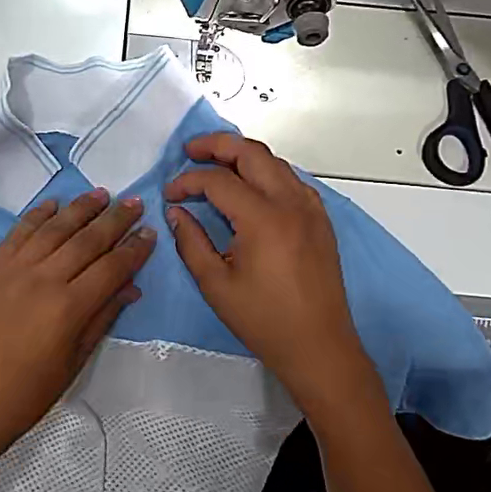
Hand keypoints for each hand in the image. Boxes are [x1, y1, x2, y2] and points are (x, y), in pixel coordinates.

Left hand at [0, 188, 155, 491]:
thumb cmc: (25, 395)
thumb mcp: (73, 363)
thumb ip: (101, 319)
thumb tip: (130, 287)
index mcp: (68, 308)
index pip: (112, 267)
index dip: (134, 249)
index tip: (150, 232)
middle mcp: (43, 279)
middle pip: (87, 240)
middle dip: (115, 219)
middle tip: (135, 202)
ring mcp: (13, 269)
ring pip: (54, 228)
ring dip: (80, 208)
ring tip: (101, 194)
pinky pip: (18, 233)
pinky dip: (38, 215)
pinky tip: (54, 204)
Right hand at [163, 134, 381, 419]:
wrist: (319, 346)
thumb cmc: (264, 320)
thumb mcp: (216, 284)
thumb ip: (192, 241)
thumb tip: (177, 212)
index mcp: (263, 218)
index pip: (218, 180)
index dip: (188, 181)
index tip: (170, 194)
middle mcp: (290, 203)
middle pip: (251, 153)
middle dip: (217, 145)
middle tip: (190, 151)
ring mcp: (311, 208)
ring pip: (275, 161)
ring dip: (243, 155)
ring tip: (217, 164)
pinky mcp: (320, 219)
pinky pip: (292, 179)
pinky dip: (267, 172)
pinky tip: (252, 187)